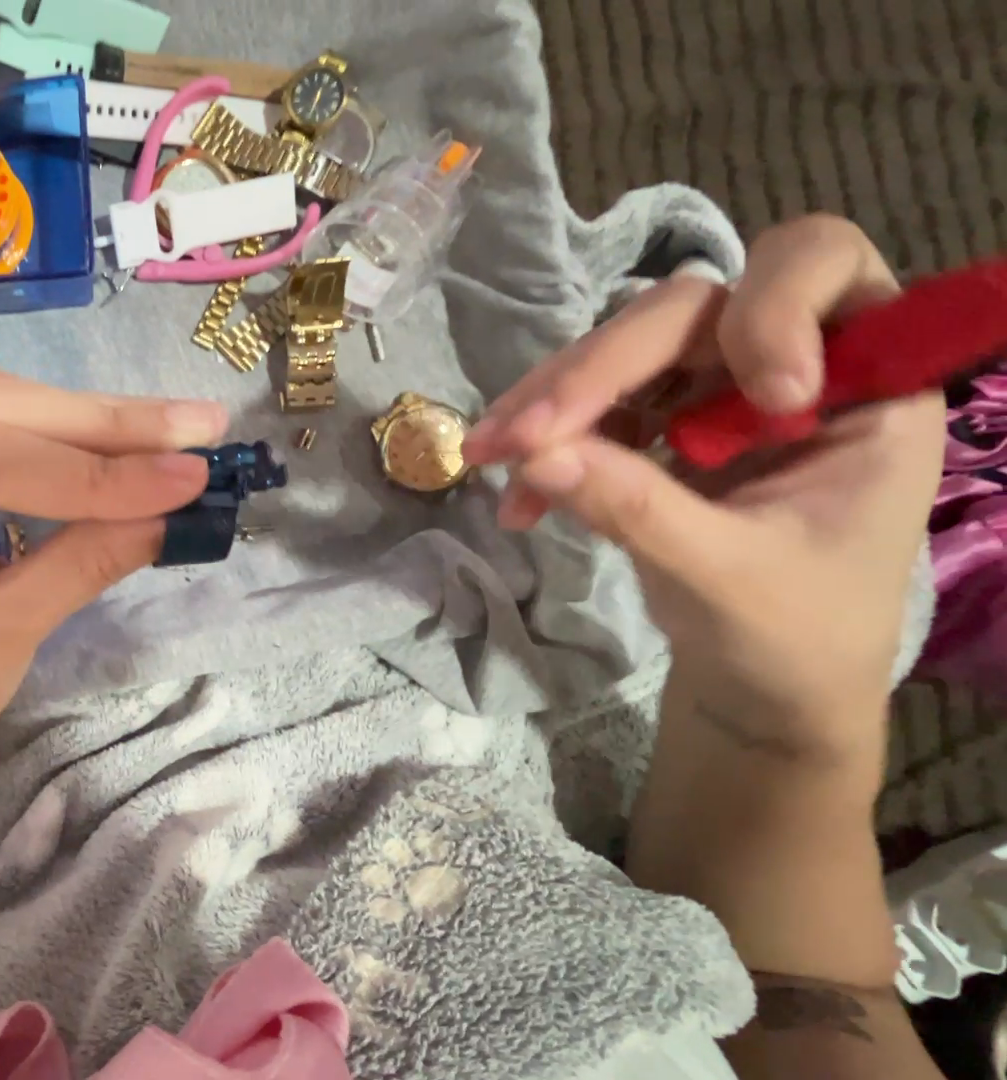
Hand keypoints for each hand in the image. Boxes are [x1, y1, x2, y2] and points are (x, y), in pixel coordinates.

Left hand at [0, 367, 227, 793]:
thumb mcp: (6, 634)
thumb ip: (84, 560)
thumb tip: (178, 498)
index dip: (87, 470)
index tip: (185, 475)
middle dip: (97, 422)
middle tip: (196, 427)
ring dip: (85, 417)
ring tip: (171, 432)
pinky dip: (58, 427)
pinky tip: (118, 437)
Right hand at [465, 215, 943, 767]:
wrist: (760, 687)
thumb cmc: (788, 636)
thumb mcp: (726, 577)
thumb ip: (638, 508)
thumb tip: (533, 452)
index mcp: (865, 387)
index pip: (820, 274)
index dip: (772, 309)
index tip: (760, 395)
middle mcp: (782, 368)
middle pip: (680, 315)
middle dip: (595, 372)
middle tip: (517, 436)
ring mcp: (705, 397)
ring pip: (615, 356)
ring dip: (544, 405)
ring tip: (486, 460)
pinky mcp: (651, 429)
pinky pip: (584, 408)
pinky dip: (540, 444)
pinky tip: (517, 501)